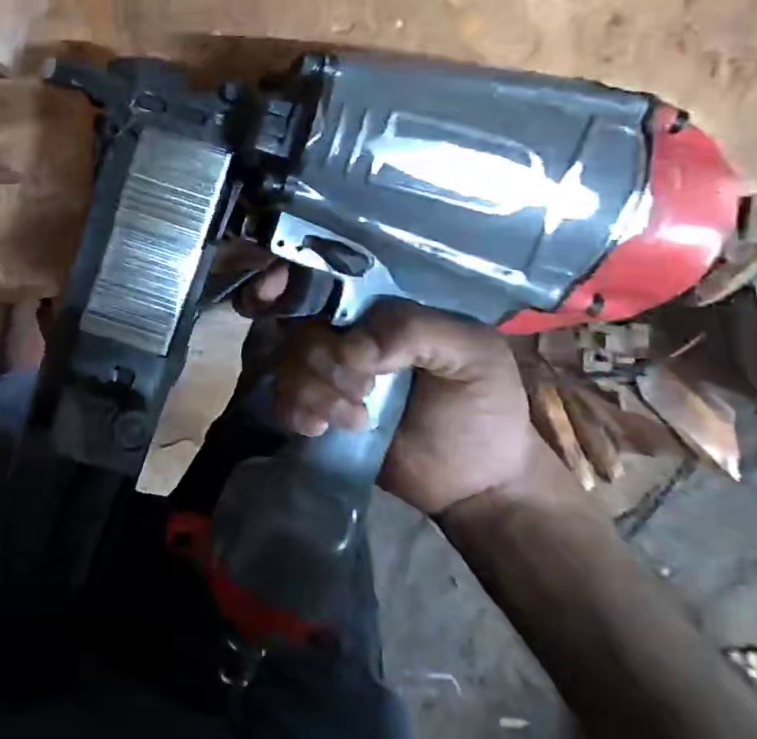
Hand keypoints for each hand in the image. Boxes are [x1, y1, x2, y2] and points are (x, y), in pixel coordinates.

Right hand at [268, 293, 544, 516]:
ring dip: (315, 390)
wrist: (480, 482)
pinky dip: (296, 410)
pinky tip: (322, 429)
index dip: (292, 278)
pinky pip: (283, 398)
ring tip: (357, 420)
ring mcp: (331, 371)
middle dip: (324, 360)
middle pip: (303, 324)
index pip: (328, 275)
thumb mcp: (473, 353)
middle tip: (365, 391)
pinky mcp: (320, 409)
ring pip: (290, 361)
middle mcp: (351, 330)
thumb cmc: (485, 405)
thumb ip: (416, 331)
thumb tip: (352, 348)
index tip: (272, 290)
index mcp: (385, 304)